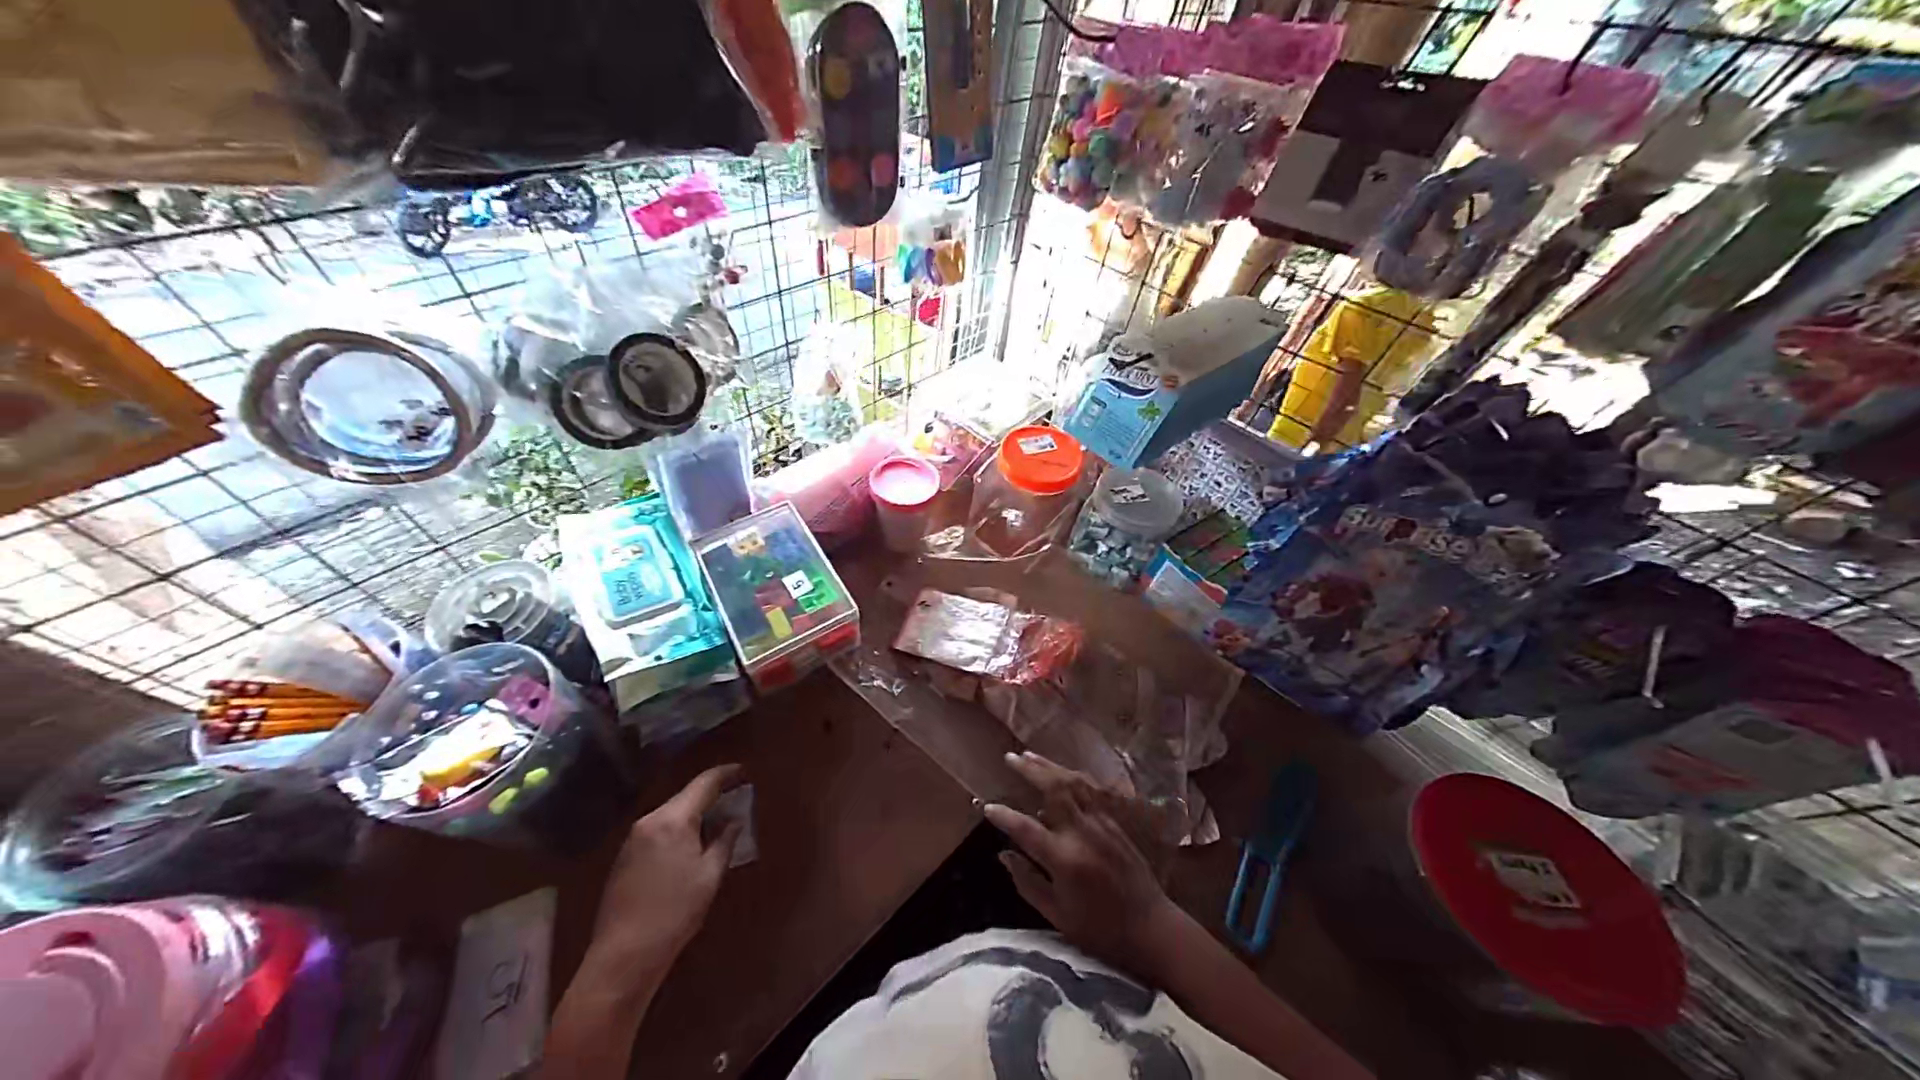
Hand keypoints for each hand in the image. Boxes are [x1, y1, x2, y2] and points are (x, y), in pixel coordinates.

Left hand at [589, 764, 744, 973]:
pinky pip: (657, 830)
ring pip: (670, 813)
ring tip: (716, 820)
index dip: (726, 774)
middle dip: (710, 794)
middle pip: (685, 797)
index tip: (743, 770)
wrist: (623, 955)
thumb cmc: (675, 912)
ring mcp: (632, 839)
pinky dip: (677, 828)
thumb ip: (724, 841)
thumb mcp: (710, 875)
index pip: (704, 784)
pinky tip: (690, 844)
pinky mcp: (624, 857)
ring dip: (693, 813)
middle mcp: (649, 821)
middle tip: (734, 796)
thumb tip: (734, 821)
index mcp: (673, 820)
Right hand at [983, 752, 1180, 981]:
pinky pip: (1090, 790)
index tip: (987, 807)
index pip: (1026, 829)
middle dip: (1030, 770)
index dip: (1004, 816)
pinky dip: (1071, 776)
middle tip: (1010, 757)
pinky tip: (1060, 772)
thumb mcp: (1057, 915)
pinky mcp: (1115, 822)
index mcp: (1065, 859)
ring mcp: (1101, 824)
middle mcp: (1083, 833)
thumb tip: (1004, 855)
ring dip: (1049, 766)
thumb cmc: (1100, 929)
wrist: (1151, 927)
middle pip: (1054, 789)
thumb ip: (1027, 882)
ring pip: (1074, 783)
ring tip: (1029, 755)